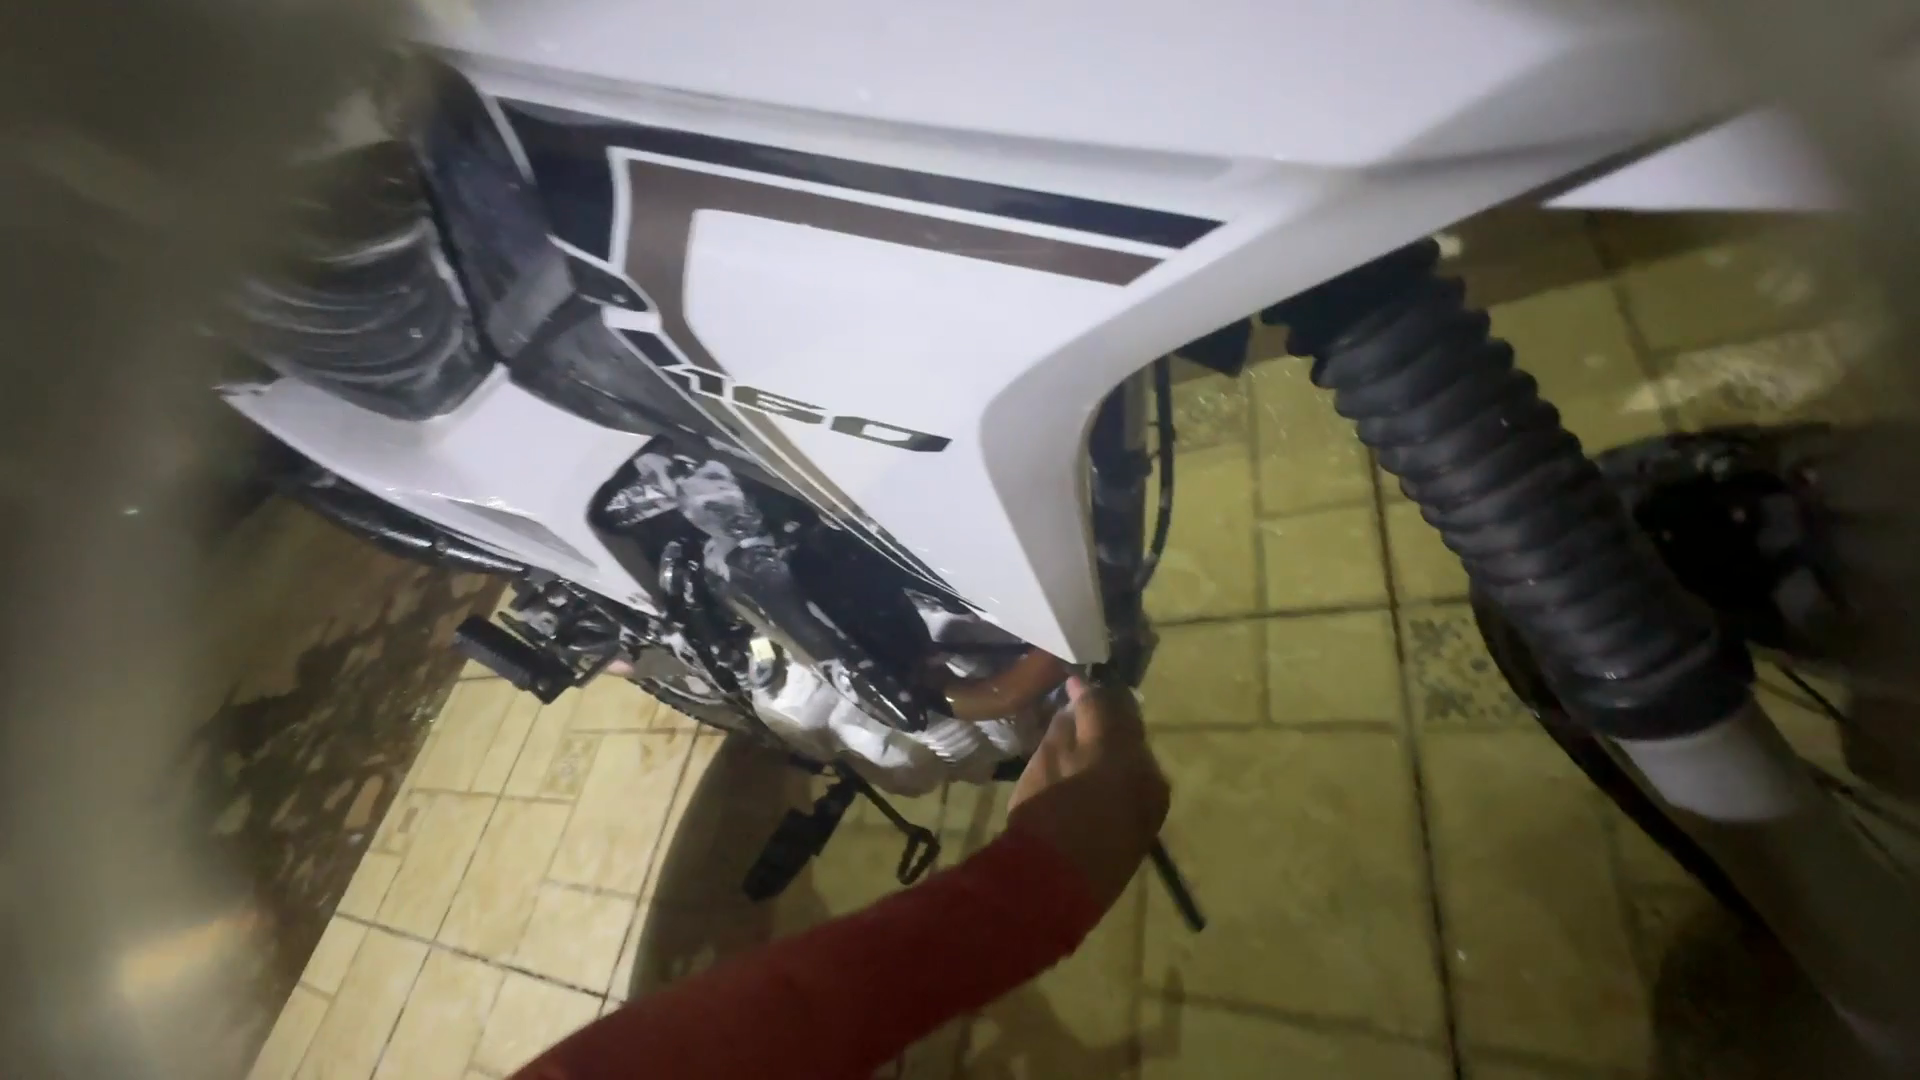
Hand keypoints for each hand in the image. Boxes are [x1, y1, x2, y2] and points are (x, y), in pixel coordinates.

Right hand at [1006, 677, 1169, 911]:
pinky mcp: (1148, 826)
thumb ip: (1066, 727)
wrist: (1052, 886)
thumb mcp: (1047, 760)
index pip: (1109, 703)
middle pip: (1130, 729)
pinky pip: (1138, 783)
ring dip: (1116, 742)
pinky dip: (1120, 771)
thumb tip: (1077, 705)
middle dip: (1108, 713)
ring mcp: (1153, 800)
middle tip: (1084, 703)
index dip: (1088, 689)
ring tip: (1090, 737)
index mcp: (1123, 749)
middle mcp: (1149, 770)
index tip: (1073, 680)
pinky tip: (1098, 772)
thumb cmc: (1044, 815)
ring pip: (1136, 756)